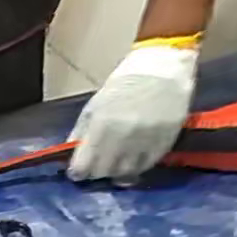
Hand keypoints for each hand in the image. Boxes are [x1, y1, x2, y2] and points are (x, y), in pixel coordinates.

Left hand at [68, 41, 198, 182]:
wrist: (162, 64)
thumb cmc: (120, 86)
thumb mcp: (91, 109)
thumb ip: (79, 135)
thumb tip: (69, 159)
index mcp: (101, 129)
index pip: (82, 168)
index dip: (78, 172)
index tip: (79, 171)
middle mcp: (123, 136)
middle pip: (103, 172)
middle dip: (96, 172)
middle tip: (97, 166)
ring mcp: (147, 137)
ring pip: (125, 172)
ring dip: (117, 172)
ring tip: (116, 164)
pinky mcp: (168, 135)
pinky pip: (150, 162)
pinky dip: (139, 165)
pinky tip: (134, 160)